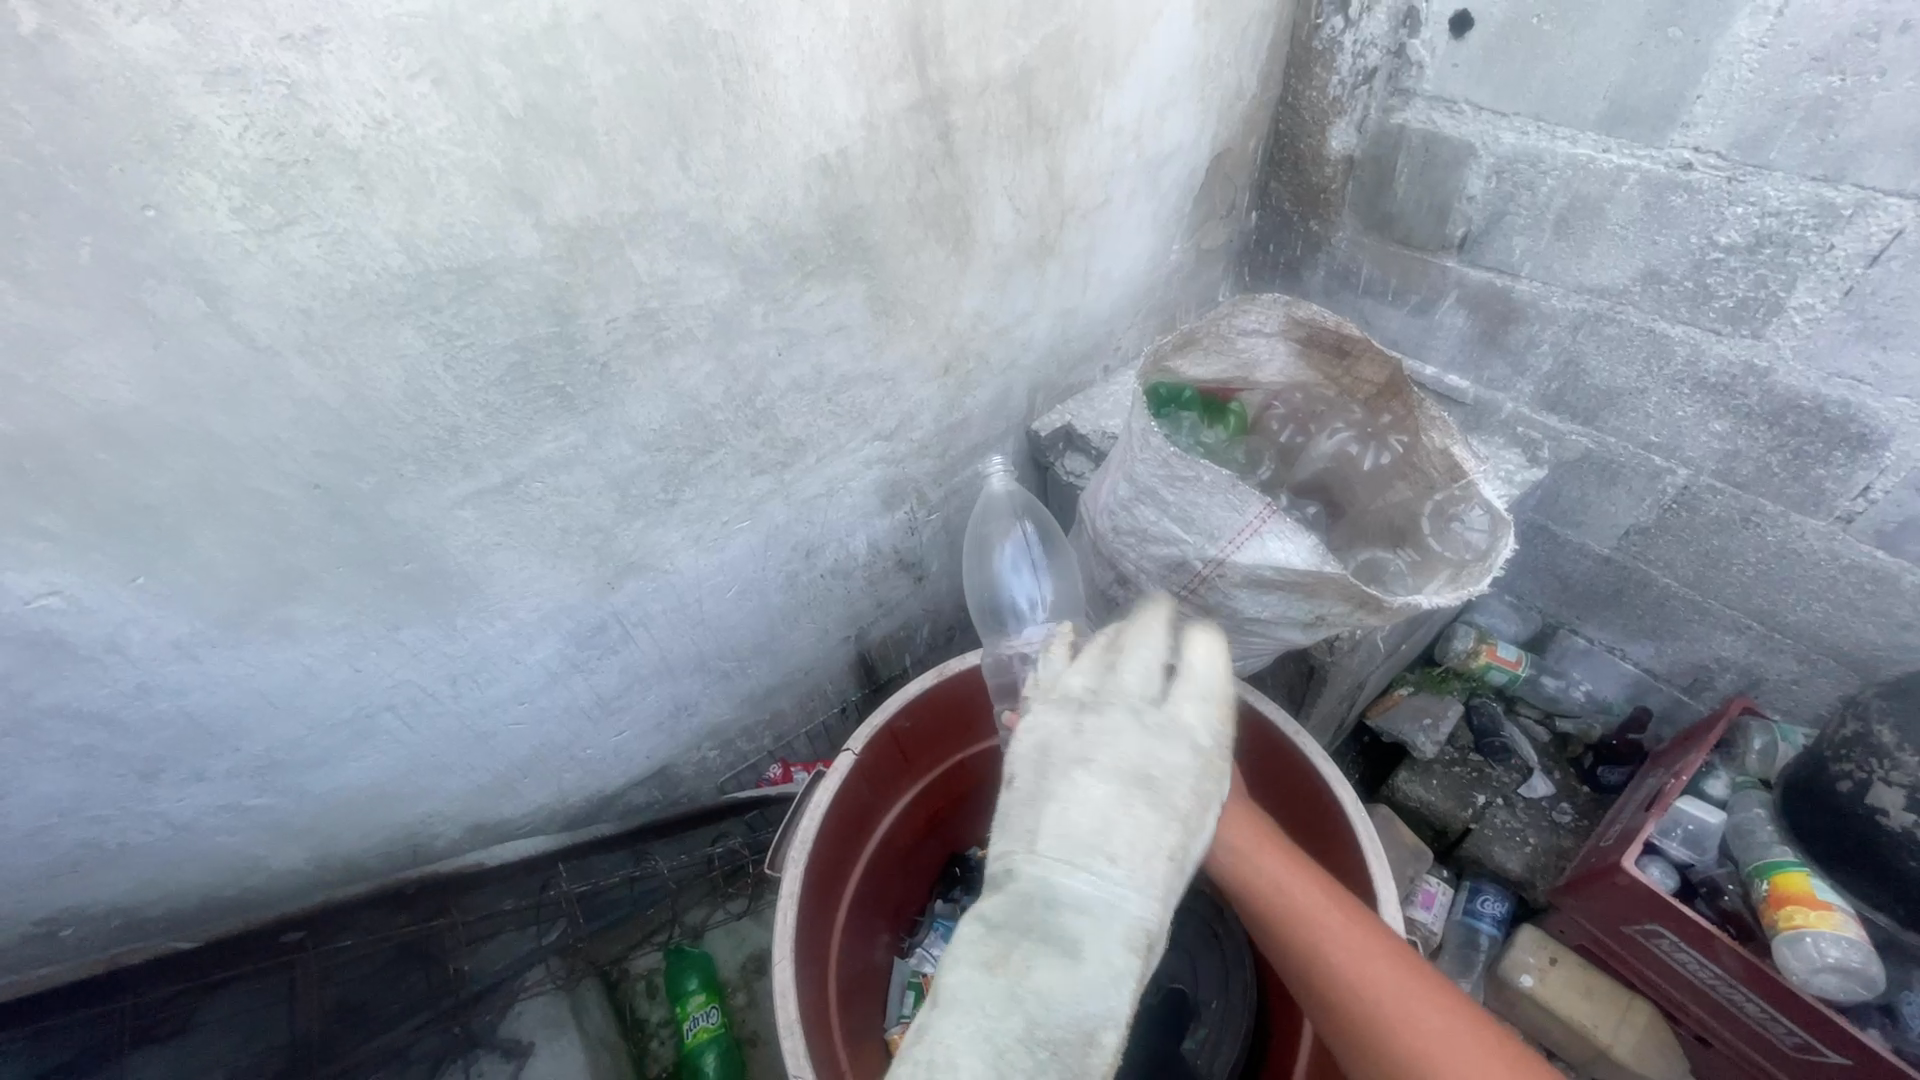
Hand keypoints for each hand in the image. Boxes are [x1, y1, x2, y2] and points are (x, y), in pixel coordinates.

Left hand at [888, 594, 1238, 1079]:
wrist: (1067, 907)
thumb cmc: (1149, 876)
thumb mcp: (1198, 808)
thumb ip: (1192, 748)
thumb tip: (1180, 711)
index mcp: (1195, 734)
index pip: (1206, 651)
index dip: (1203, 639)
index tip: (1199, 637)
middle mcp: (1139, 705)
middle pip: (1149, 632)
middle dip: (1158, 615)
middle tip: (1160, 608)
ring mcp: (1080, 705)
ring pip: (1101, 642)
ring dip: (1115, 630)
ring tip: (1121, 628)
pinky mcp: (1038, 716)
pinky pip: (1052, 663)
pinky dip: (1062, 644)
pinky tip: (1068, 633)